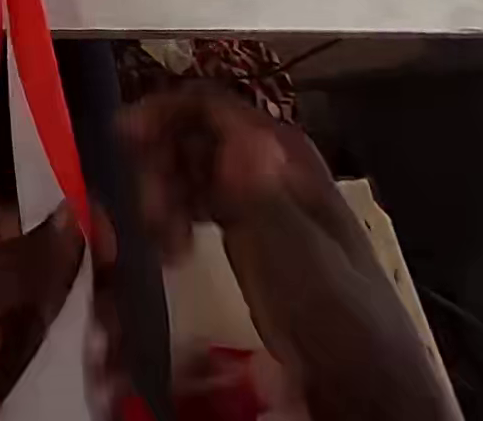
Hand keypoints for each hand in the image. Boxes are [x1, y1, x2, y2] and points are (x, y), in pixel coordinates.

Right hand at [118, 83, 454, 420]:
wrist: (359, 380)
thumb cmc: (332, 316)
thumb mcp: (296, 258)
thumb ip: (263, 196)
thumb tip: (238, 137)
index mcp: (280, 151)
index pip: (208, 103)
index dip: (161, 111)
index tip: (123, 137)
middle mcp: (262, 155)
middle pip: (189, 130)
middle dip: (157, 162)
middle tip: (145, 211)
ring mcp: (250, 183)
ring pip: (184, 160)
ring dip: (161, 191)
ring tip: (162, 240)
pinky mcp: (238, 214)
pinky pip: (190, 191)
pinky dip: (172, 211)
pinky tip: (172, 247)